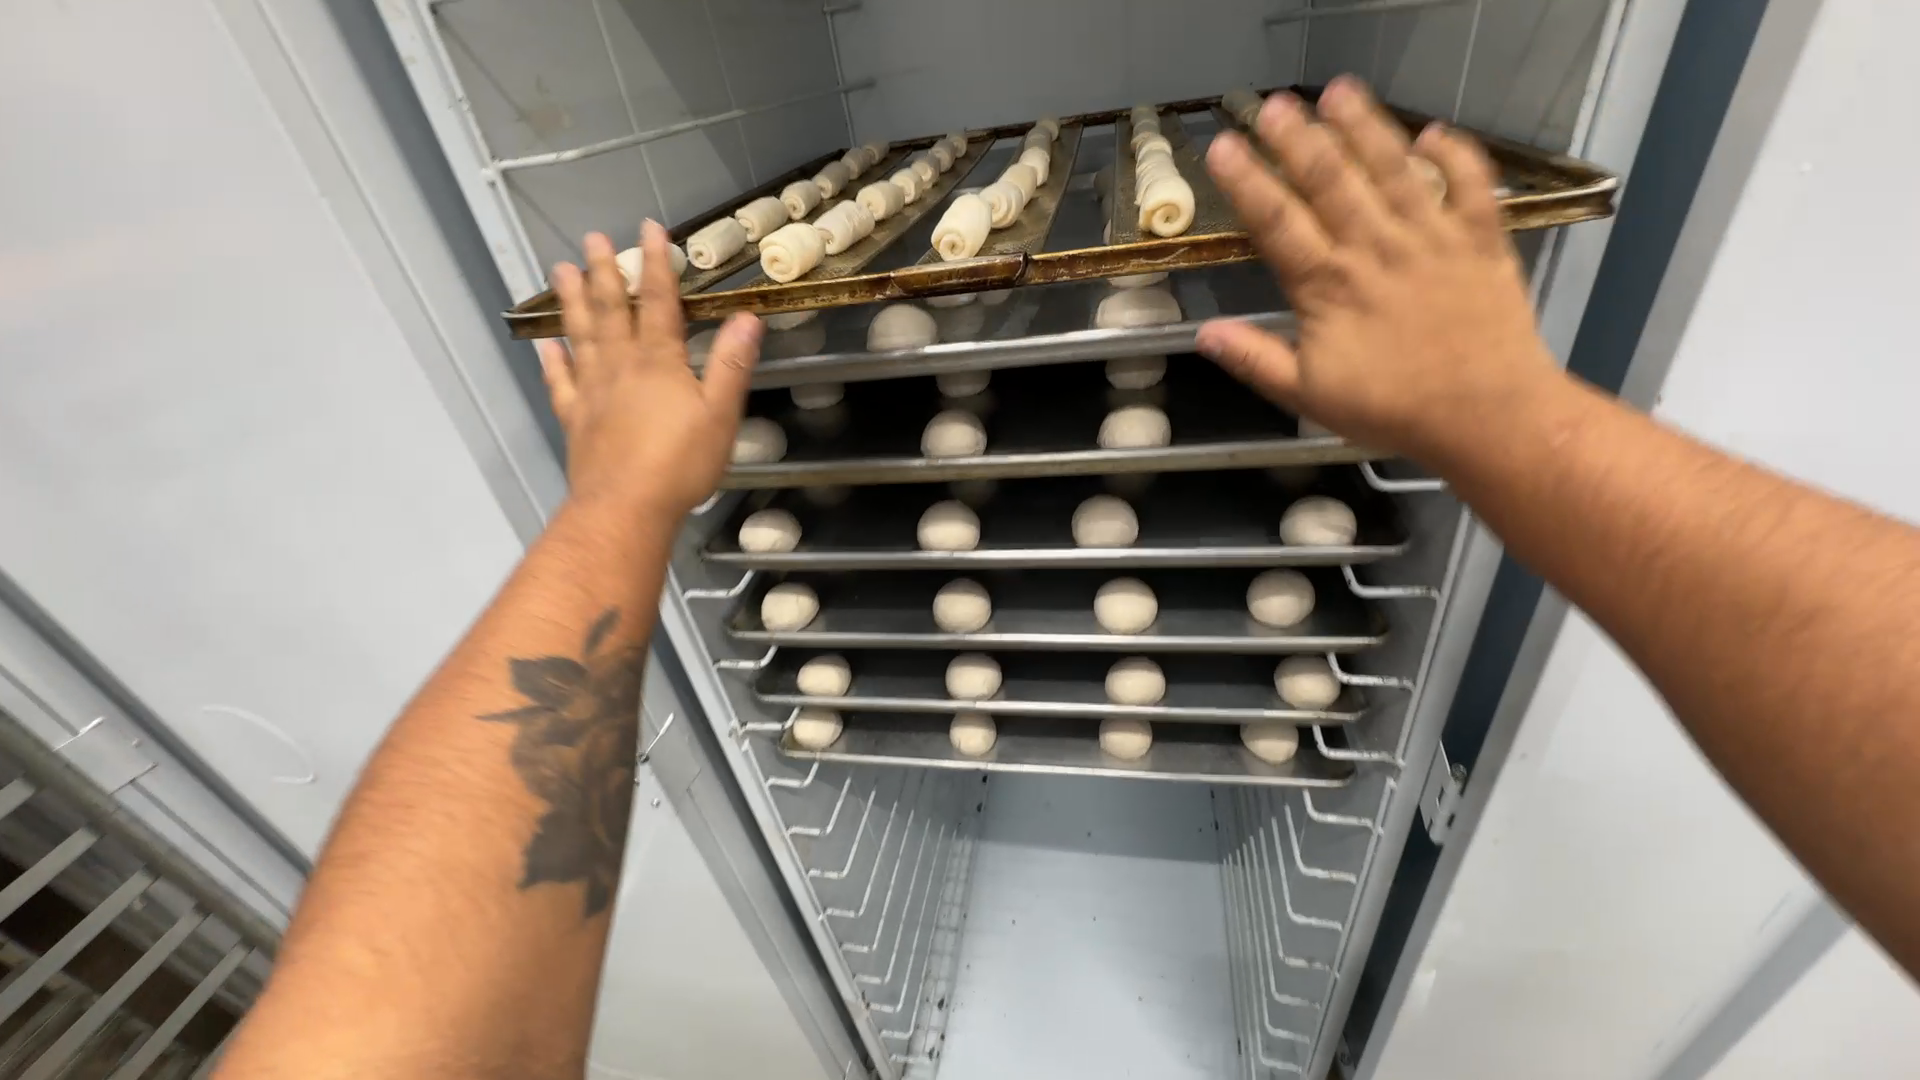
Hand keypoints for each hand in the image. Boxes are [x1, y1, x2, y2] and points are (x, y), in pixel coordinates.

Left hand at [538, 222, 761, 517]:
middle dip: (606, 272)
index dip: (656, 265)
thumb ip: (731, 363)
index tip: (650, 228)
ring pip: (582, 335)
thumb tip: (747, 318)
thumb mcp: (721, 413)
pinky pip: (561, 381)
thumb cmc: (682, 462)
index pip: (660, 303)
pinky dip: (553, 360)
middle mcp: (621, 366)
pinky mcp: (576, 418)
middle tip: (593, 239)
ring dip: (573, 301)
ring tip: (562, 270)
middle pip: (612, 310)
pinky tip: (547, 344)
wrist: (628, 505)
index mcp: (659, 362)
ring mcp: (593, 391)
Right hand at [1196, 77, 1563, 465]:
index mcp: (1327, 287)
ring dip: (1365, 127)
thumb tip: (1204, 334)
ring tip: (1339, 90)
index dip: (1247, 182)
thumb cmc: (1389, 409)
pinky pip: (1469, 185)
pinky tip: (1433, 132)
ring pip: (1394, 169)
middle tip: (1272, 104)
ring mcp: (1432, 239)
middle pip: (1331, 181)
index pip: (1277, 223)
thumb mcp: (1305, 395)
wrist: (1485, 415)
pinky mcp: (1481, 240)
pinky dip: (1454, 155)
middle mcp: (1376, 249)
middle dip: (1298, 139)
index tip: (1224, 147)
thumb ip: (1254, 359)